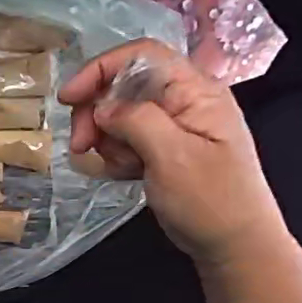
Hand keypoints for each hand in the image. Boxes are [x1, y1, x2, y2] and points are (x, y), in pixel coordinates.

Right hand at [62, 39, 287, 267]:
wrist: (234, 246)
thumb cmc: (210, 200)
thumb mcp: (173, 156)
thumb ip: (136, 120)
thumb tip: (103, 107)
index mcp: (195, 92)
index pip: (141, 56)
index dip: (100, 69)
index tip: (67, 99)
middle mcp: (184, 102)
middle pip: (123, 86)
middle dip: (95, 112)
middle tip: (79, 146)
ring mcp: (174, 127)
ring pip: (119, 115)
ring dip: (105, 139)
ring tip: (117, 167)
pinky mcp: (164, 150)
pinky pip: (126, 140)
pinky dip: (116, 155)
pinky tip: (123, 174)